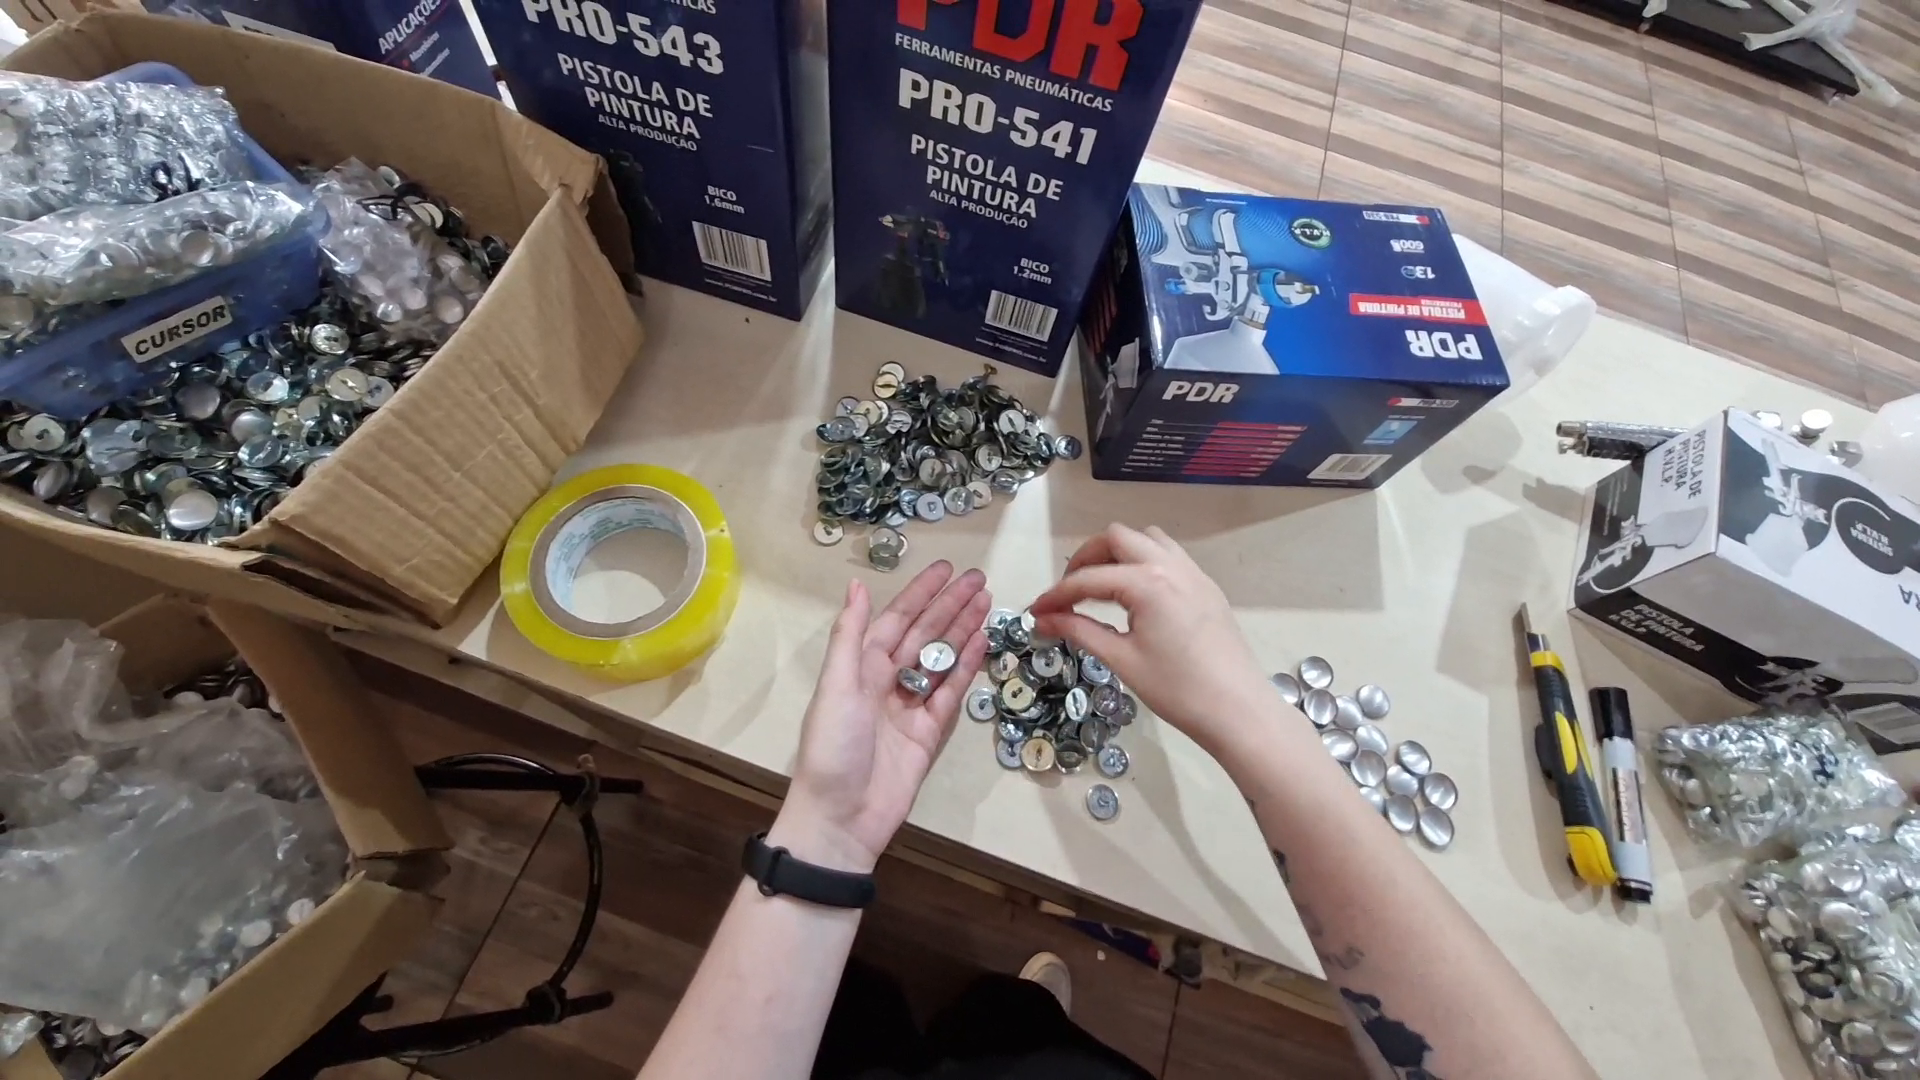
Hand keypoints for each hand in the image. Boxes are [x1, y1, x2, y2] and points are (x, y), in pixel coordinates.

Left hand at [771, 561, 990, 873]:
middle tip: (978, 579)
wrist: (842, 819)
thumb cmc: (832, 747)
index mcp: (860, 667)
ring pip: (942, 659)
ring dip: (962, 630)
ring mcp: (910, 706)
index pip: (897, 620)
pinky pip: (951, 693)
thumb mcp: (836, 686)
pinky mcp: (930, 733)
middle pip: (924, 635)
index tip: (946, 570)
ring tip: (987, 602)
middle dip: (949, 606)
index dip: (921, 593)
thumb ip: (850, 635)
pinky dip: (966, 668)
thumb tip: (857, 584)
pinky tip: (983, 642)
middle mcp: (886, 680)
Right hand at [1029, 524, 1271, 757]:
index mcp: (1147, 582)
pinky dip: (1144, 561)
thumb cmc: (1178, 690)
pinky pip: (1169, 555)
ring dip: (1118, 553)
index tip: (1035, 612)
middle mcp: (1170, 565)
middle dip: (1085, 559)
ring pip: (1146, 538)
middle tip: (1069, 593)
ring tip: (1102, 587)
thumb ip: (1079, 631)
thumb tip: (1043, 620)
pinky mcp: (1205, 586)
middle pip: (1116, 538)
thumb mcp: (1122, 660)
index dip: (1056, 595)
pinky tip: (1136, 595)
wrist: (1239, 710)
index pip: (1087, 579)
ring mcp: (1193, 572)